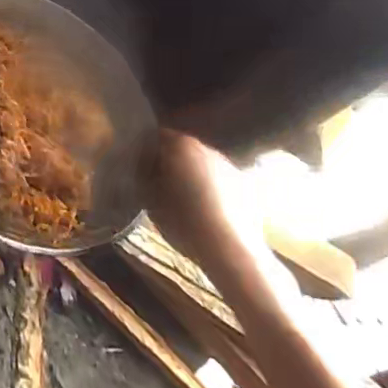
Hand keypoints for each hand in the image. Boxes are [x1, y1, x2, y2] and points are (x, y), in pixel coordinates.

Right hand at [148, 129, 263, 268]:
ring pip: (204, 164)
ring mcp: (230, 166)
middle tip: (159, 181)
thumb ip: (145, 177)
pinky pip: (221, 180)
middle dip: (172, 161)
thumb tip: (143, 170)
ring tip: (185, 198)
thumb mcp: (150, 199)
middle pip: (183, 148)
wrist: (231, 251)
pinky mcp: (247, 187)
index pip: (158, 136)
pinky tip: (207, 210)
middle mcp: (207, 148)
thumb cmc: (184, 221)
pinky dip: (213, 189)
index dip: (147, 149)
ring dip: (193, 174)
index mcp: (181, 144)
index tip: (139, 164)